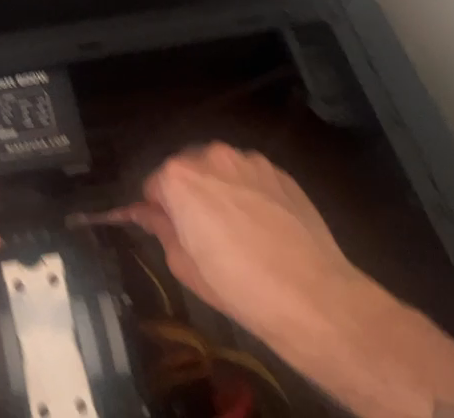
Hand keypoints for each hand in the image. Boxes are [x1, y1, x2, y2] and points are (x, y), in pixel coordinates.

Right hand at [128, 143, 364, 345]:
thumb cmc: (237, 285)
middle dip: (189, 193)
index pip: (154, 186)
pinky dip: (249, 192)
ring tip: (238, 227)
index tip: (173, 233)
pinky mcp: (280, 172)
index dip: (159, 211)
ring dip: (219, 189)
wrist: (312, 296)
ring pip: (221, 170)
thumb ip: (158, 227)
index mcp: (179, 177)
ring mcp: (249, 160)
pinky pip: (251, 176)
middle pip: (187, 170)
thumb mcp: (184, 263)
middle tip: (204, 232)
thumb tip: (141, 212)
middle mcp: (211, 156)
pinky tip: (263, 225)